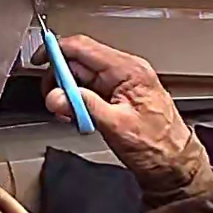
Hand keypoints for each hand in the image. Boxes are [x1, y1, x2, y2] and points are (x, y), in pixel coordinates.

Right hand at [41, 34, 199, 194]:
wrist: (174, 165)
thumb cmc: (158, 146)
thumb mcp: (116, 125)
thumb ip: (83, 106)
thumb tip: (56, 96)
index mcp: (127, 69)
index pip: (83, 47)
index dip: (56, 51)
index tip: (38, 61)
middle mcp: (123, 71)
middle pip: (77, 62)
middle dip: (59, 80)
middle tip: (54, 100)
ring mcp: (118, 83)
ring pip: (79, 77)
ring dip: (67, 94)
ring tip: (69, 114)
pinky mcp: (114, 95)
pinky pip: (86, 90)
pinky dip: (75, 102)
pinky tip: (78, 116)